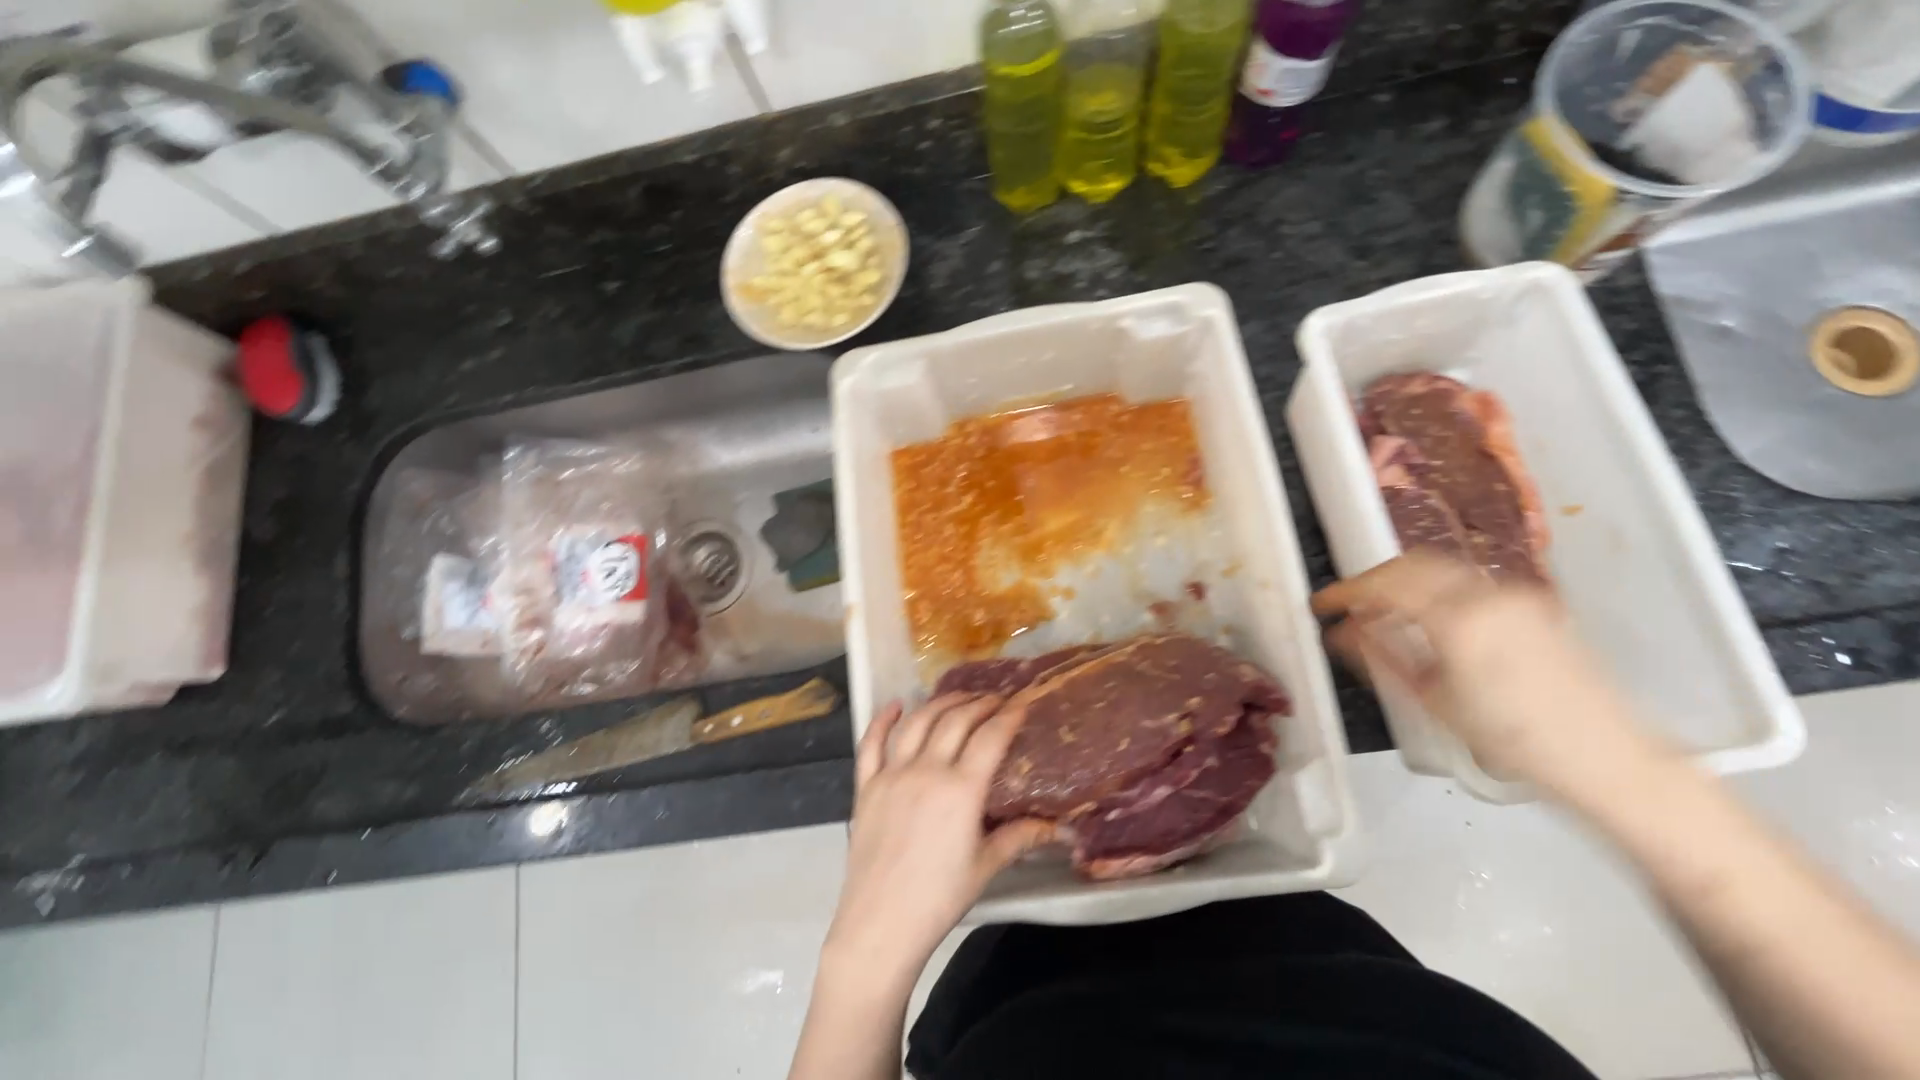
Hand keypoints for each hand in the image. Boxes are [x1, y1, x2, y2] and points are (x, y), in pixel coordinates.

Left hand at [823, 693, 1051, 994]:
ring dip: (940, 703)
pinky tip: (895, 706)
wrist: (882, 922)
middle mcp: (926, 770)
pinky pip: (871, 744)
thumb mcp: (986, 865)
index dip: (1008, 715)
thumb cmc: (940, 897)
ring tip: (959, 697)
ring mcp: (891, 775)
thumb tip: (1058, 828)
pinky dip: (883, 720)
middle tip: (995, 699)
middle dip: (978, 703)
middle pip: (955, 720)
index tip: (1021, 702)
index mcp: (961, 789)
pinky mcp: (866, 787)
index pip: (990, 736)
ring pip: (917, 723)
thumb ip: (1019, 837)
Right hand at [1311, 553, 1655, 793]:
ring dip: (1407, 584)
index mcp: (1460, 618)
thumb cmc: (1516, 740)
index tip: (1323, 604)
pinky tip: (1430, 624)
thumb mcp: (1434, 702)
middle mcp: (1490, 594)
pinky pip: (1471, 585)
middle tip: (1350, 606)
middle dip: (1376, 581)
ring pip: (1444, 571)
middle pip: (1416, 565)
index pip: (1388, 583)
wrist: (1606, 757)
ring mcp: (1518, 597)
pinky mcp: (1536, 607)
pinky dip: (1438, 592)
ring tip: (1385, 616)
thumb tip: (1343, 632)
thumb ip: (1382, 657)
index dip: (1348, 590)